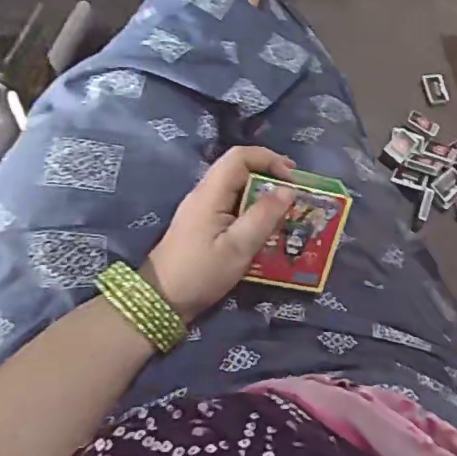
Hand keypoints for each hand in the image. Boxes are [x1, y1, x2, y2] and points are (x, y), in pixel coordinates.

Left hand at [144, 146, 297, 322]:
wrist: (161, 299)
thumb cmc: (200, 272)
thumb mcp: (238, 247)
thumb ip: (264, 216)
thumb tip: (288, 190)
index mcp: (211, 192)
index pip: (240, 156)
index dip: (269, 159)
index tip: (293, 179)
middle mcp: (204, 194)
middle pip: (239, 169)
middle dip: (270, 176)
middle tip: (295, 194)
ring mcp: (201, 209)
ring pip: (236, 188)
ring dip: (263, 195)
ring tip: (285, 212)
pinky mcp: (202, 225)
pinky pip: (231, 206)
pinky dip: (252, 210)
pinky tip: (265, 228)